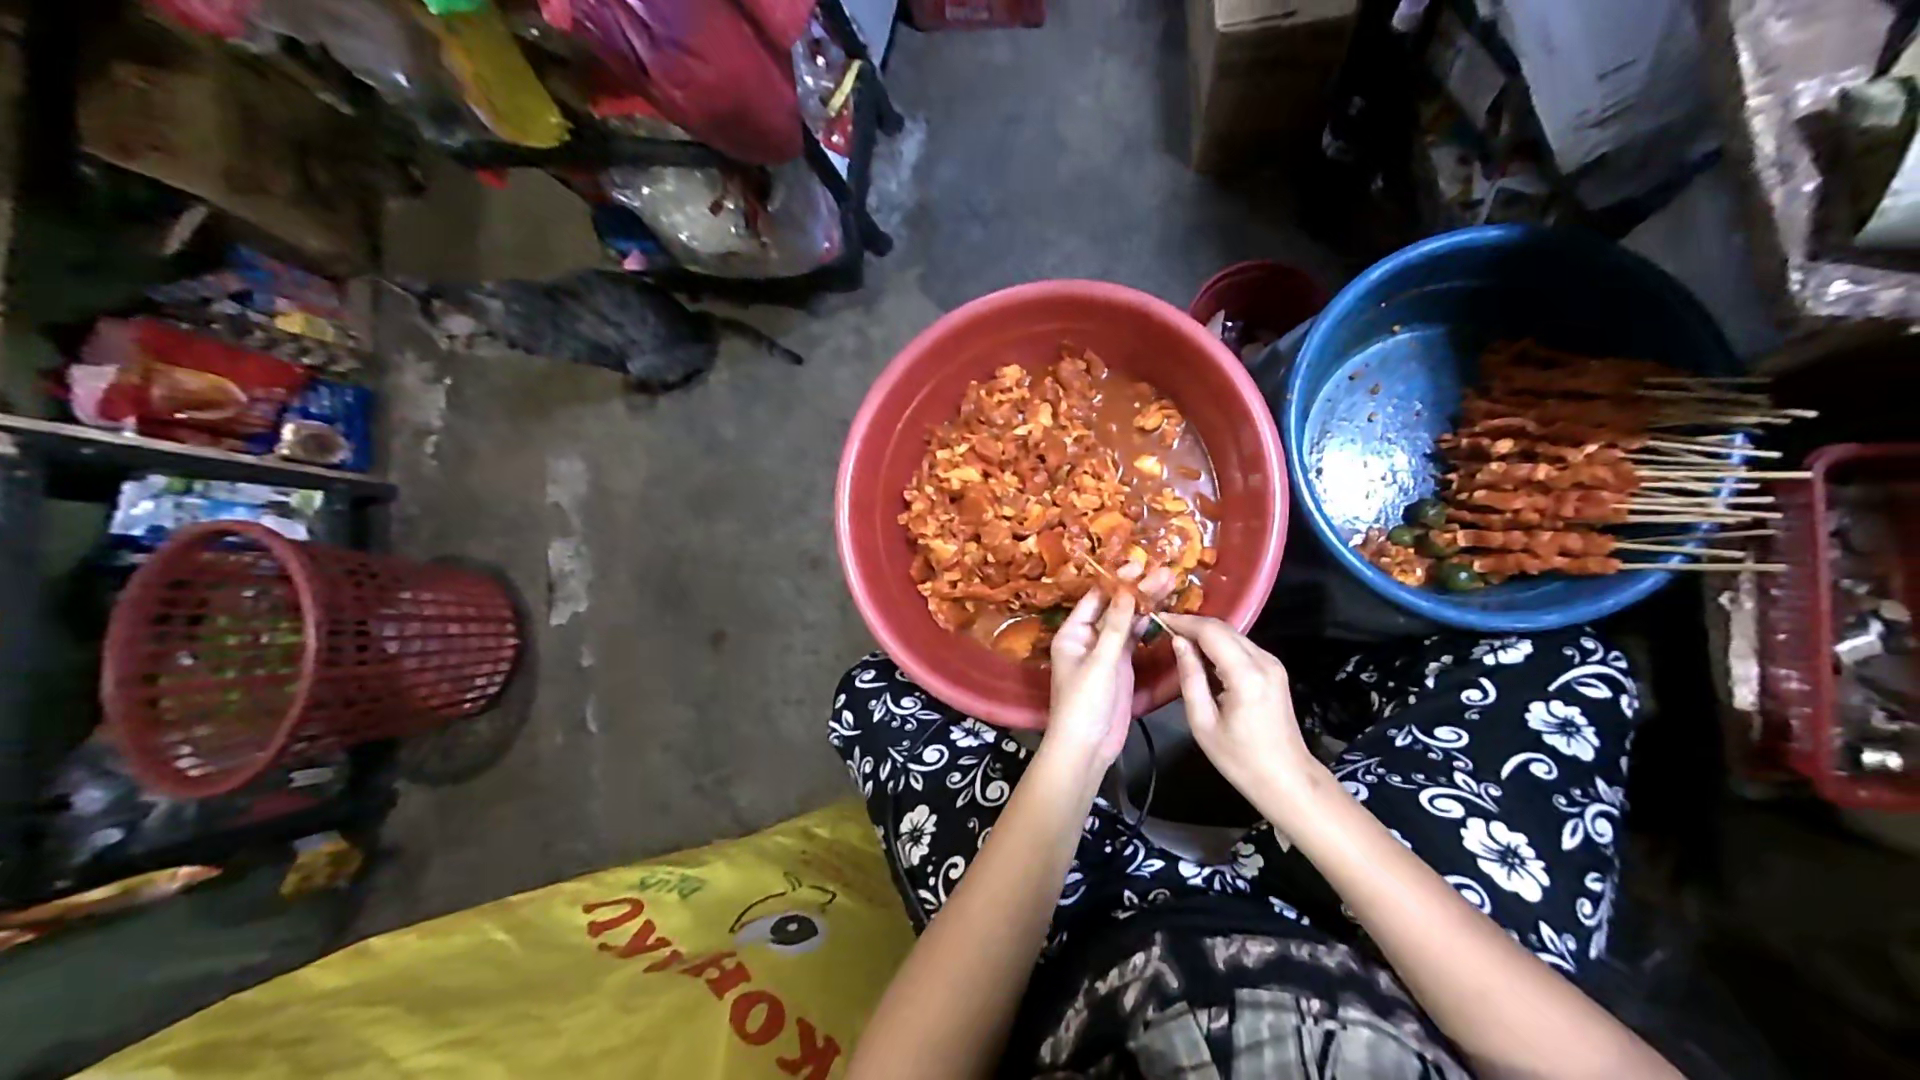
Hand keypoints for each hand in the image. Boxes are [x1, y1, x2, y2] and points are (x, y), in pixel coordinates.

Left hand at [1046, 567, 1173, 767]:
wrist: (1087, 746)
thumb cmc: (1084, 703)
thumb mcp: (1099, 662)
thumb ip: (1115, 627)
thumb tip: (1126, 591)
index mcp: (1072, 633)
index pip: (1095, 599)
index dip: (1116, 581)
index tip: (1138, 564)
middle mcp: (1087, 638)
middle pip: (1114, 608)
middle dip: (1136, 590)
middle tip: (1163, 572)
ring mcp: (1105, 652)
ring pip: (1126, 622)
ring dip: (1145, 604)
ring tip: (1168, 583)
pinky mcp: (1120, 666)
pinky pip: (1133, 639)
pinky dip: (1147, 625)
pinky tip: (1162, 610)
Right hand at [1160, 615, 1319, 811]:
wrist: (1286, 778)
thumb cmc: (1239, 758)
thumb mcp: (1203, 722)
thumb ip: (1190, 677)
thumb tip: (1178, 642)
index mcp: (1246, 675)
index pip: (1211, 632)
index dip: (1183, 621)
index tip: (1159, 618)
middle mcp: (1264, 661)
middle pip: (1224, 628)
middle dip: (1193, 624)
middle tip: (1164, 627)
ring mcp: (1273, 664)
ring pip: (1234, 634)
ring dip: (1206, 633)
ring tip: (1178, 639)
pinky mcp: (1274, 670)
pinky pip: (1242, 646)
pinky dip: (1220, 643)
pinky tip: (1202, 654)